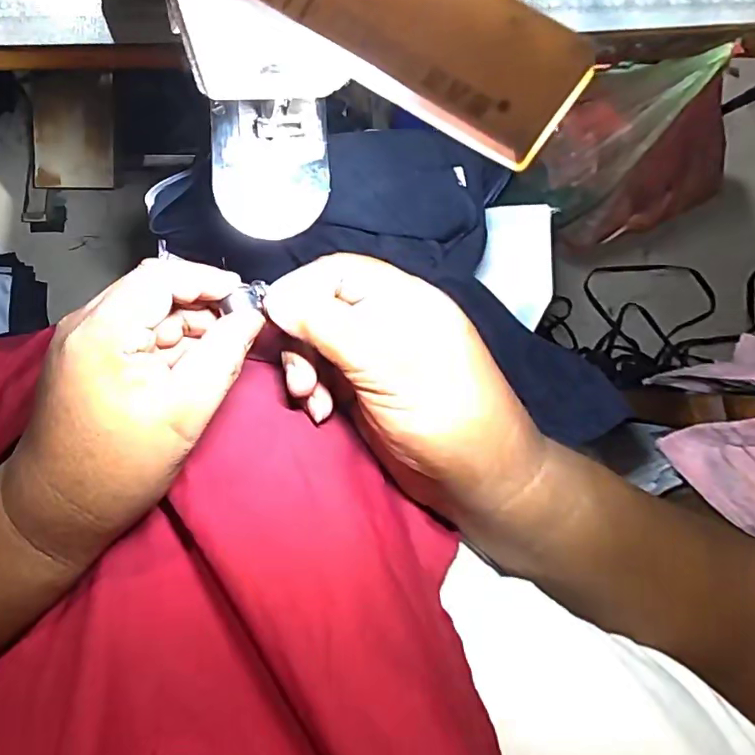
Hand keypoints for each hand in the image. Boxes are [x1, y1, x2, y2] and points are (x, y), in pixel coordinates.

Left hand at [1, 258, 263, 570]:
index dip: (207, 280)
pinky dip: (166, 339)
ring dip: (185, 323)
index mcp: (101, 331)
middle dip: (200, 304)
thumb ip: (223, 356)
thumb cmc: (117, 470)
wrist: (56, 512)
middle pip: (153, 289)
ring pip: (147, 309)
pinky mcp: (85, 355)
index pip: (161, 276)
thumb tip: (251, 318)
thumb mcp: (185, 412)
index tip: (244, 296)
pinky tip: (188, 363)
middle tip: (237, 327)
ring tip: (217, 350)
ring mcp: (81, 338)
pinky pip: (134, 330)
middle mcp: (84, 323)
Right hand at [263, 254, 551, 528]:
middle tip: (300, 379)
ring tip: (311, 399)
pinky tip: (323, 412)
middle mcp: (384, 319)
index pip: (335, 272)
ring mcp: (374, 355)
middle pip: (318, 308)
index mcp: (400, 298)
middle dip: (300, 341)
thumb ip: (326, 327)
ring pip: (316, 343)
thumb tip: (274, 298)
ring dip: (304, 370)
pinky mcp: (365, 386)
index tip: (272, 321)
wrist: (482, 482)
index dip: (299, 290)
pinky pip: (324, 374)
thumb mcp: (384, 364)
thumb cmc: (443, 414)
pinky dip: (315, 390)